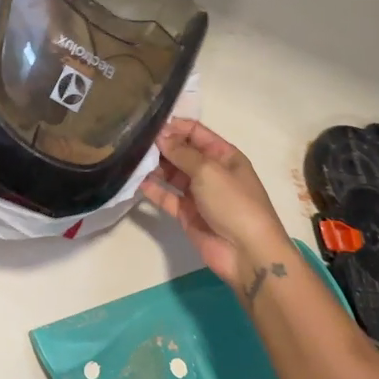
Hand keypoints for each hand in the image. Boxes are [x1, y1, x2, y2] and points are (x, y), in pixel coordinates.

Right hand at [138, 118, 289, 283]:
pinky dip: (152, 189)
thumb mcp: (209, 170)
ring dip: (153, 166)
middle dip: (160, 146)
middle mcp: (210, 171)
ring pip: (171, 173)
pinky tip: (135, 181)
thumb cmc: (233, 203)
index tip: (149, 125)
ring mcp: (198, 193)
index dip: (174, 126)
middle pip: (181, 151)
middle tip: (133, 141)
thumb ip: (181, 152)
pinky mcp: (186, 213)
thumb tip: (160, 136)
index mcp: (224, 155)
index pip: (196, 132)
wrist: (247, 253)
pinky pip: (166, 196)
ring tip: (130, 158)